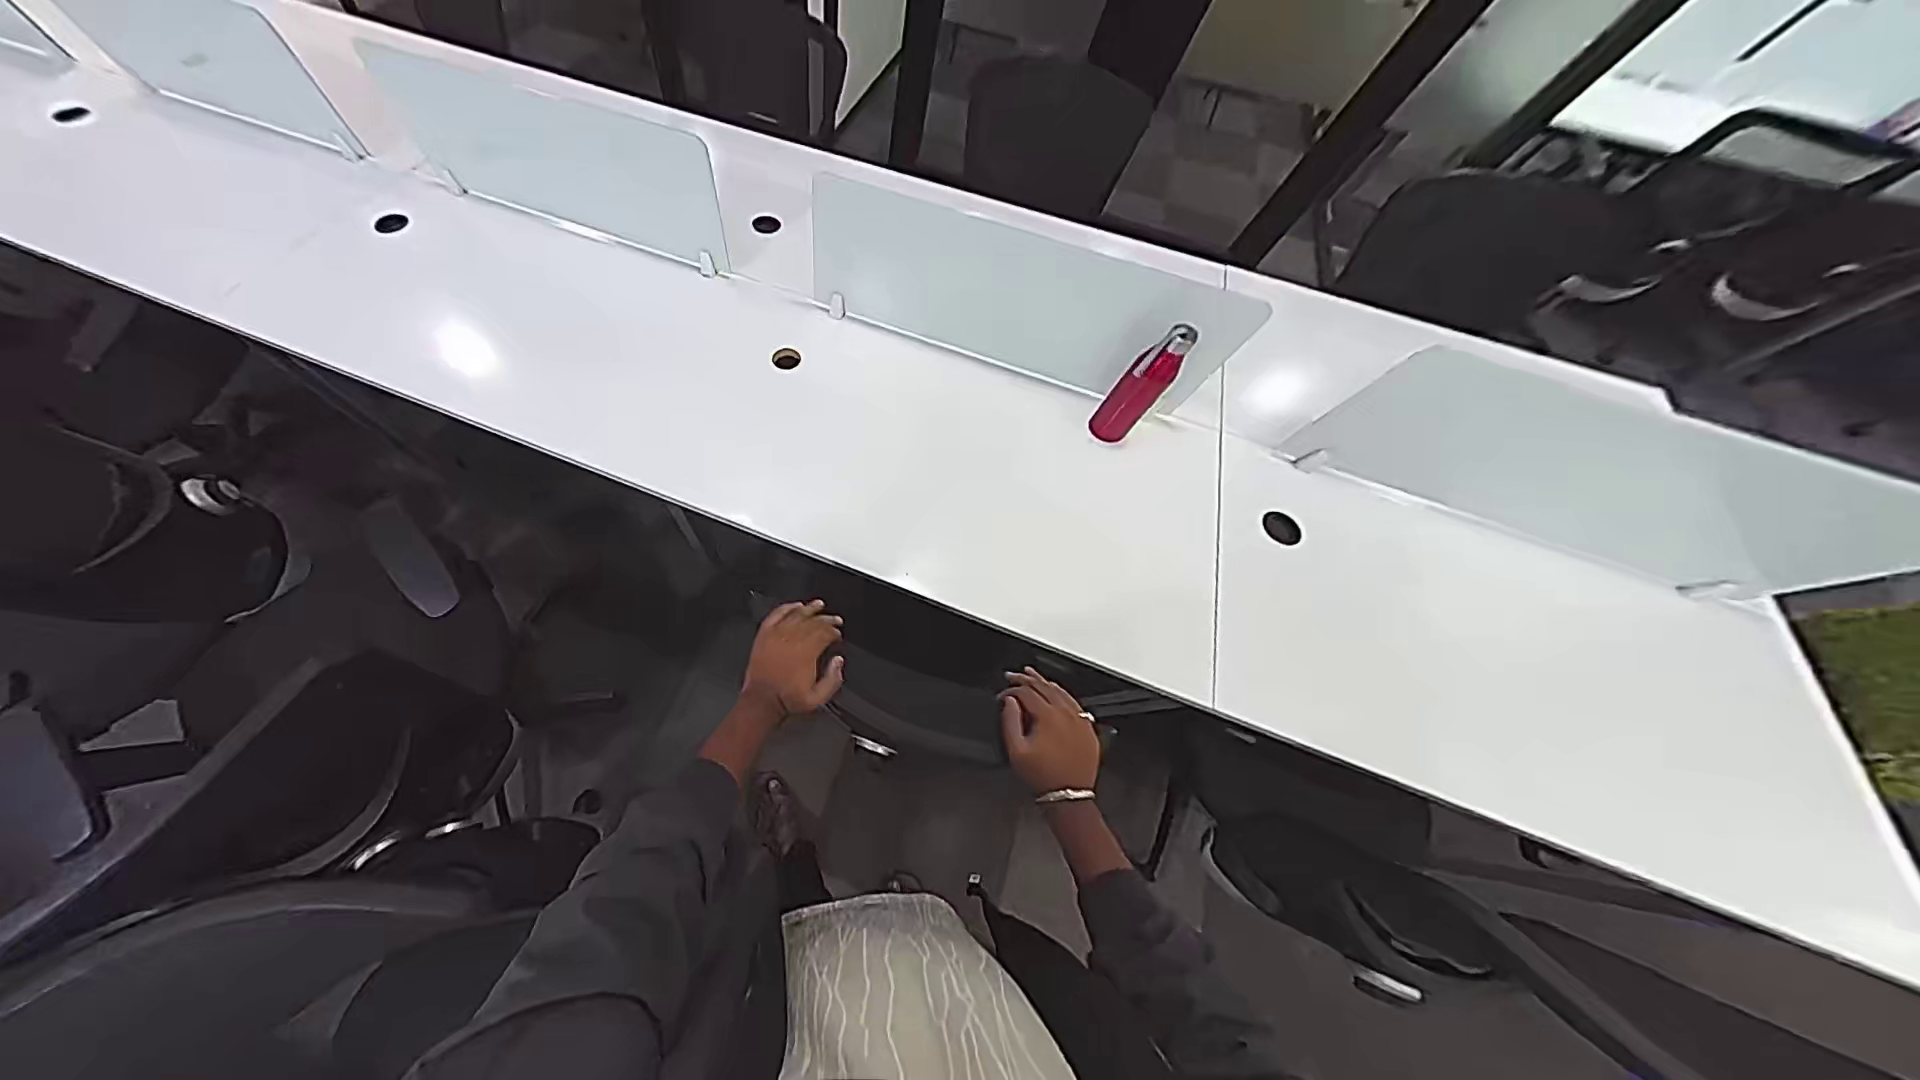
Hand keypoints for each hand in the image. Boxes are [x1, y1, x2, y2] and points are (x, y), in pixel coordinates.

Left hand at [742, 599, 845, 718]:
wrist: (761, 701)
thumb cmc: (786, 699)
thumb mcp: (818, 698)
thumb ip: (833, 679)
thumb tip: (839, 661)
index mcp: (807, 652)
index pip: (825, 633)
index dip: (834, 631)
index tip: (838, 634)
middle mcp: (792, 639)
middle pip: (814, 621)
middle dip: (827, 619)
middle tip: (835, 619)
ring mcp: (777, 635)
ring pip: (797, 614)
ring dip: (810, 608)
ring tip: (818, 605)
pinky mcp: (764, 635)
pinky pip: (777, 615)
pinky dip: (787, 608)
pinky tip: (795, 606)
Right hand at [999, 667, 1098, 793]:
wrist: (1069, 795)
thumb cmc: (1042, 776)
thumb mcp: (1017, 751)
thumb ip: (1010, 721)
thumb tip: (1009, 702)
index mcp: (1048, 716)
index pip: (1027, 692)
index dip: (1011, 690)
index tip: (1003, 695)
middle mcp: (1066, 713)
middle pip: (1044, 686)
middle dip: (1026, 679)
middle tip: (1013, 676)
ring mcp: (1079, 719)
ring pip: (1060, 691)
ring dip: (1044, 681)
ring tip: (1032, 675)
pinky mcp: (1087, 727)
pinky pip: (1074, 702)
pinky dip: (1062, 693)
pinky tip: (1056, 691)